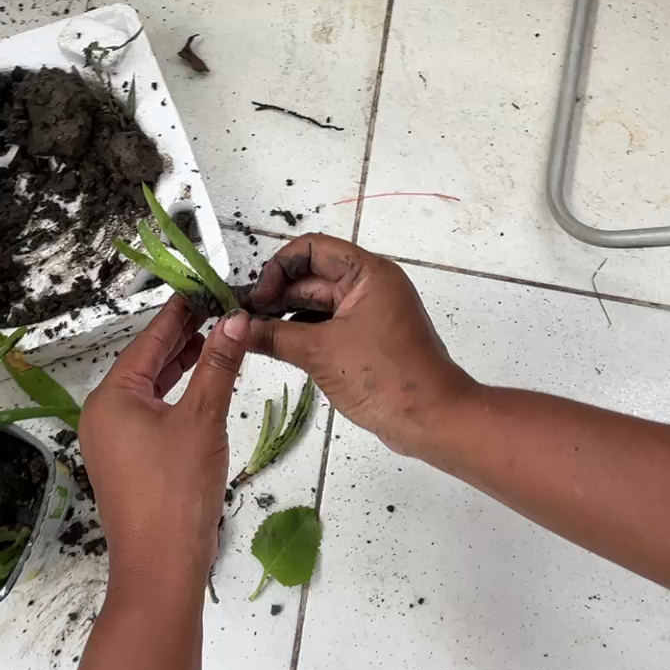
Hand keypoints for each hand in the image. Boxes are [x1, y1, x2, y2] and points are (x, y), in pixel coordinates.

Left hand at [81, 296, 248, 598]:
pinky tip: (202, 383)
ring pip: (151, 388)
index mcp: (111, 398)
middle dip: (182, 337)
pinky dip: (178, 394)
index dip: (178, 313)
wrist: (162, 567)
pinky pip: (153, 412)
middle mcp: (105, 413)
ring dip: (182, 364)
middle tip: (216, 309)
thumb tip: (234, 319)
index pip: (148, 341)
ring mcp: (115, 439)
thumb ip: (218, 364)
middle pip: (147, 362)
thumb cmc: (177, 490)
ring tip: (213, 338)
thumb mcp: (203, 418)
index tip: (202, 288)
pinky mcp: (130, 459)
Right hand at [247, 234, 477, 456]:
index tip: (258, 299)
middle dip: (277, 295)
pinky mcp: (366, 338)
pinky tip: (276, 346)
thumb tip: (237, 328)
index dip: (279, 268)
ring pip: (317, 303)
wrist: (432, 420)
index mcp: (367, 274)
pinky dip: (302, 333)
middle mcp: (369, 286)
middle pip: (312, 276)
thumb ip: (274, 336)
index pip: (312, 249)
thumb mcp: (320, 352)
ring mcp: (369, 313)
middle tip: (244, 319)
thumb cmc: (385, 377)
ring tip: (254, 334)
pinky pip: (327, 325)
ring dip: (286, 315)